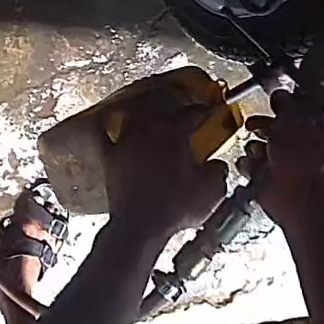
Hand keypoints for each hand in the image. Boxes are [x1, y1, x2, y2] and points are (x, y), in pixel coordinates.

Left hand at [102, 92, 227, 241]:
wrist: (140, 225)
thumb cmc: (174, 208)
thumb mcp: (211, 191)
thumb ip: (218, 171)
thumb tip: (217, 164)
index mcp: (173, 133)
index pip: (193, 111)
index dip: (206, 109)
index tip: (211, 110)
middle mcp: (147, 130)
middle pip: (161, 101)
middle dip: (177, 97)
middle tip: (186, 100)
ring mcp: (125, 141)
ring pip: (135, 111)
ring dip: (146, 105)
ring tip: (156, 106)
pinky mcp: (110, 155)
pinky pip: (105, 134)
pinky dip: (108, 126)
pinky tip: (109, 121)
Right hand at [241, 88, 323, 220]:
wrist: (294, 197)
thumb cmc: (306, 159)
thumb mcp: (296, 119)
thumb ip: (288, 104)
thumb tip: (281, 93)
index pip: (311, 111)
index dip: (293, 103)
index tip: (278, 100)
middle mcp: (312, 149)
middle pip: (283, 128)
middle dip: (266, 125)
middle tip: (256, 124)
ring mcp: (291, 165)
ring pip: (265, 146)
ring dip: (256, 146)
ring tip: (257, 149)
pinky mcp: (272, 179)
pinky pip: (253, 165)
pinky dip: (250, 164)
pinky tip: (254, 165)